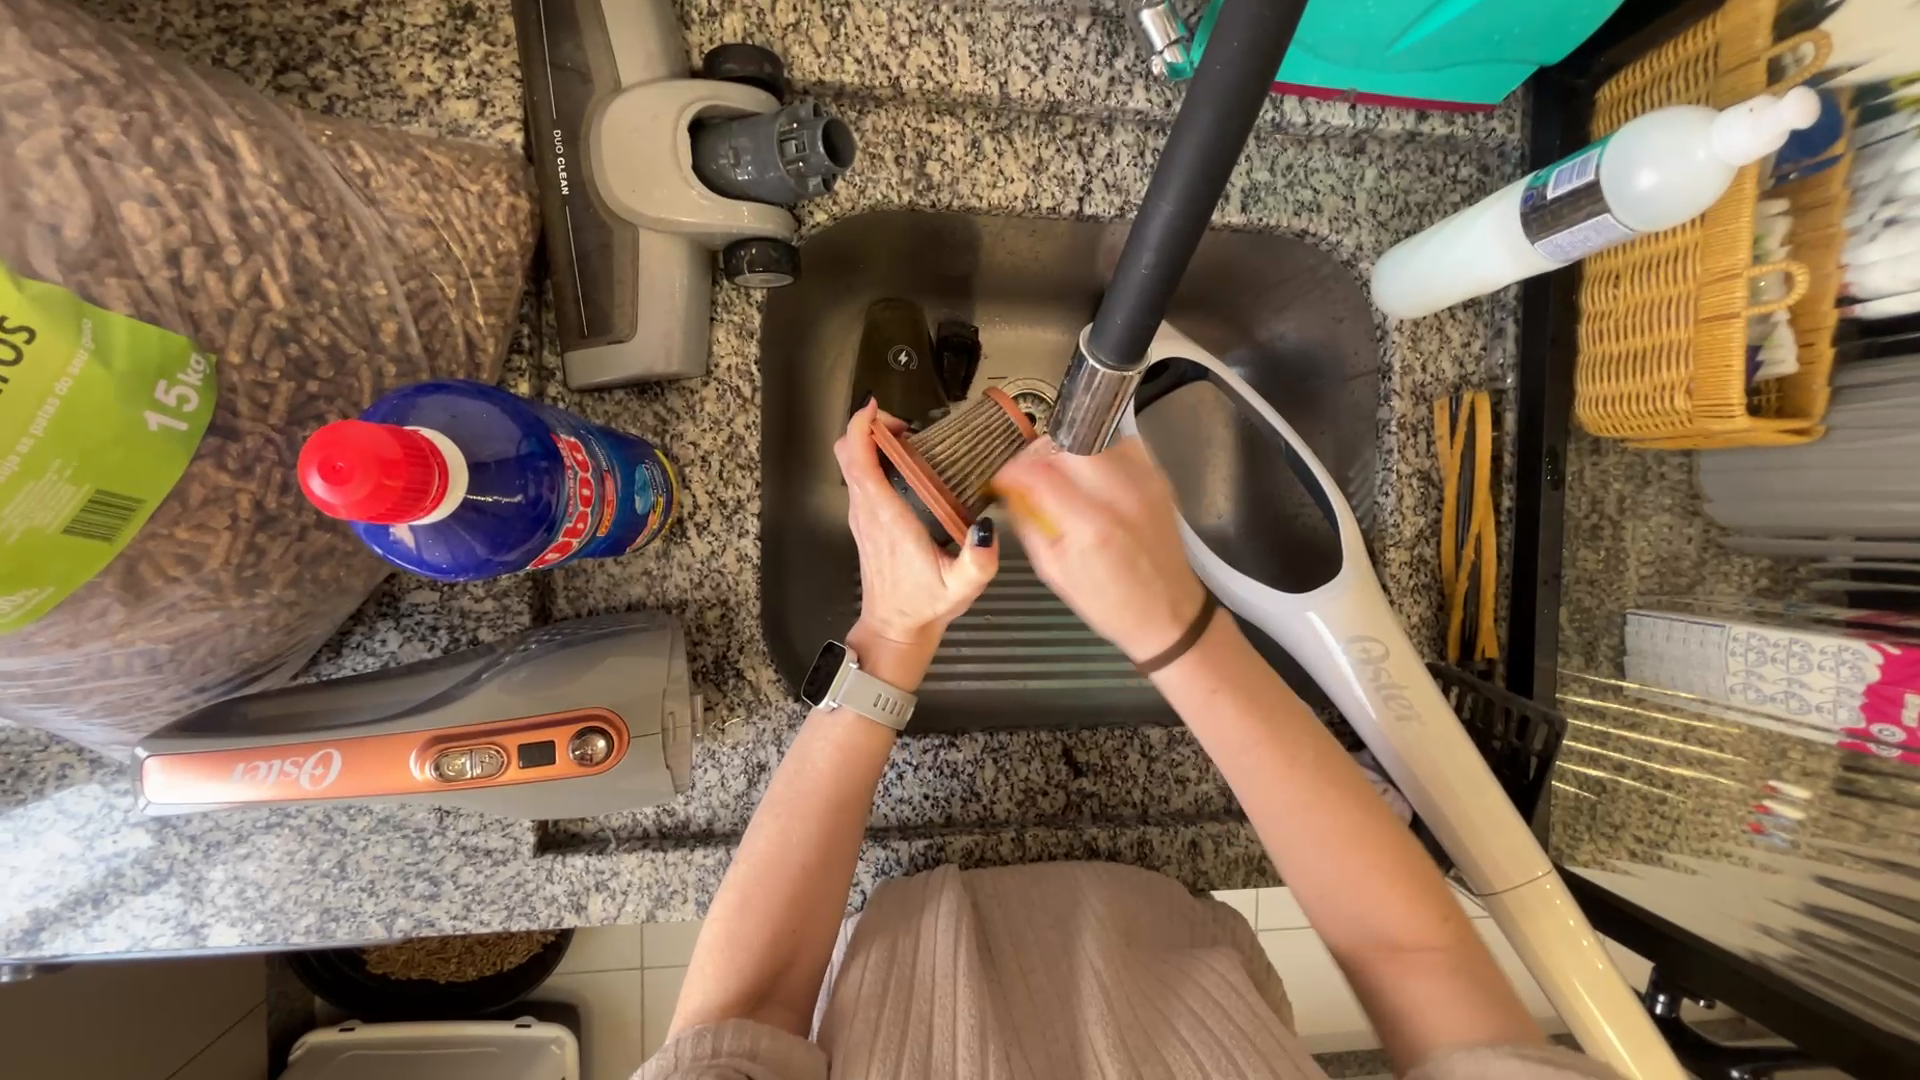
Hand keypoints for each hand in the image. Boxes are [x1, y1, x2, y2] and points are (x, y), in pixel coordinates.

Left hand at [834, 401, 998, 655]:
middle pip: (846, 454)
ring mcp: (861, 517)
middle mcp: (867, 512)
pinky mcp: (864, 523)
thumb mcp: (963, 586)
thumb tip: (987, 528)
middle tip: (900, 425)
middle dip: (866, 427)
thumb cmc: (925, 606)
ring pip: (848, 465)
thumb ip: (979, 559)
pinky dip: (870, 460)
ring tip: (905, 440)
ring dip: (868, 442)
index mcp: (887, 518)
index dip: (862, 427)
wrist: (896, 628)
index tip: (878, 410)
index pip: (859, 461)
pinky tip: (901, 466)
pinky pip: (857, 479)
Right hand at [993, 435, 1207, 663]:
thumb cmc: (1108, 603)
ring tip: (1058, 472)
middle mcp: (1120, 495)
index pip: (1039, 473)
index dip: (1012, 470)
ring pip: (1094, 436)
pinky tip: (1090, 474)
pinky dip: (1097, 450)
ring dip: (1068, 448)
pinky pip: (1120, 444)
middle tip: (1029, 469)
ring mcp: (1144, 482)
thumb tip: (1010, 492)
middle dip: (1039, 451)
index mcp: (1090, 526)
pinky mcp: (1158, 478)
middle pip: (1068, 441)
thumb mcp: (1054, 572)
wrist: (1170, 613)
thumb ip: (1029, 526)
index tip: (1003, 479)